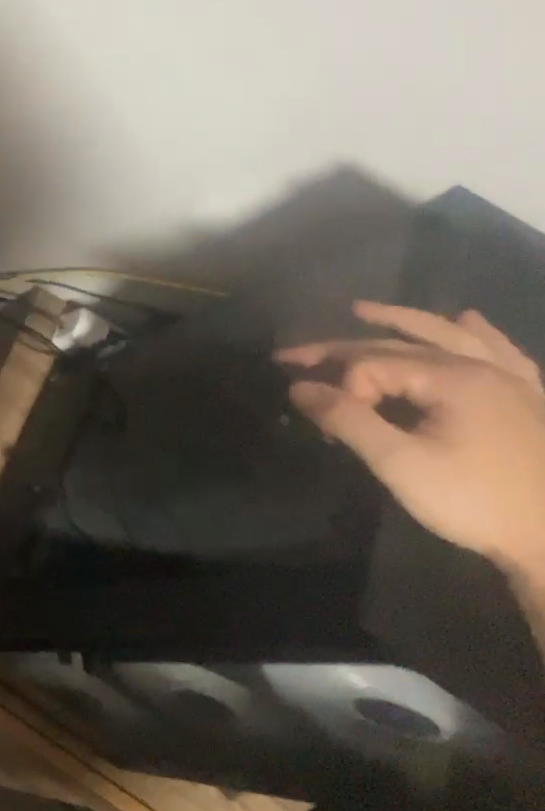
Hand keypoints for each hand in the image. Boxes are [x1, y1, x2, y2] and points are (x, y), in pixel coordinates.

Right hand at [277, 301, 544, 574]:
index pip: (372, 365)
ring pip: (450, 337)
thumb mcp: (398, 463)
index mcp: (455, 379)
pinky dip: (479, 333)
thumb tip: (298, 387)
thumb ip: (347, 419)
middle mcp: (484, 369)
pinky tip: (469, 320)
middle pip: (400, 344)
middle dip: (340, 347)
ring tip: (363, 310)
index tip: (325, 430)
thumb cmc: (475, 500)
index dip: (340, 391)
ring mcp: (513, 382)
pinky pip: (501, 353)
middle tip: (289, 354)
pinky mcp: (527, 400)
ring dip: (404, 320)